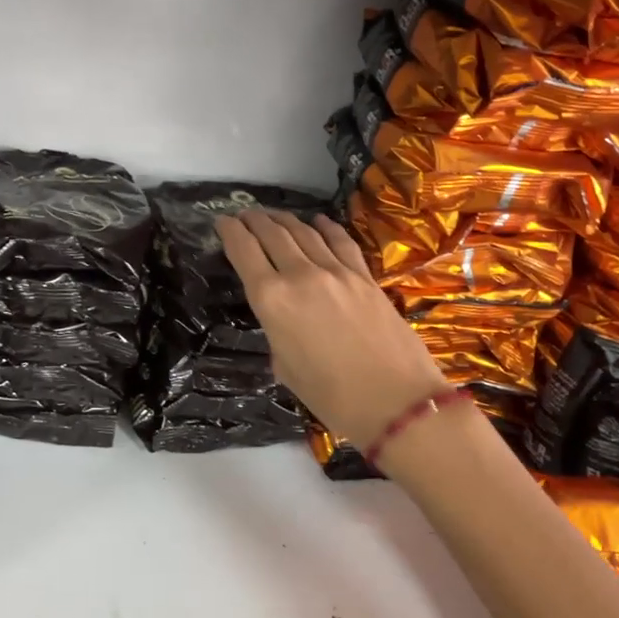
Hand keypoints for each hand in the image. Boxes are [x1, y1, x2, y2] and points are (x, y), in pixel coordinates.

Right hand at [215, 210, 446, 448]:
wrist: (397, 403)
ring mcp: (336, 272)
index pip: (243, 250)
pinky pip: (340, 242)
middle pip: (272, 234)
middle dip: (254, 220)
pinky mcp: (365, 277)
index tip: (221, 221)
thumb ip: (276, 331)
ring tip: (273, 216)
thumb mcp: (284, 366)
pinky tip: (318, 221)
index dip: (229, 231)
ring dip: (284, 220)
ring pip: (304, 232)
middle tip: (244, 214)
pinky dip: (325, 228)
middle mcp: (300, 275)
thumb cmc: (331, 396)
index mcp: (271, 299)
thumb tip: (282, 318)